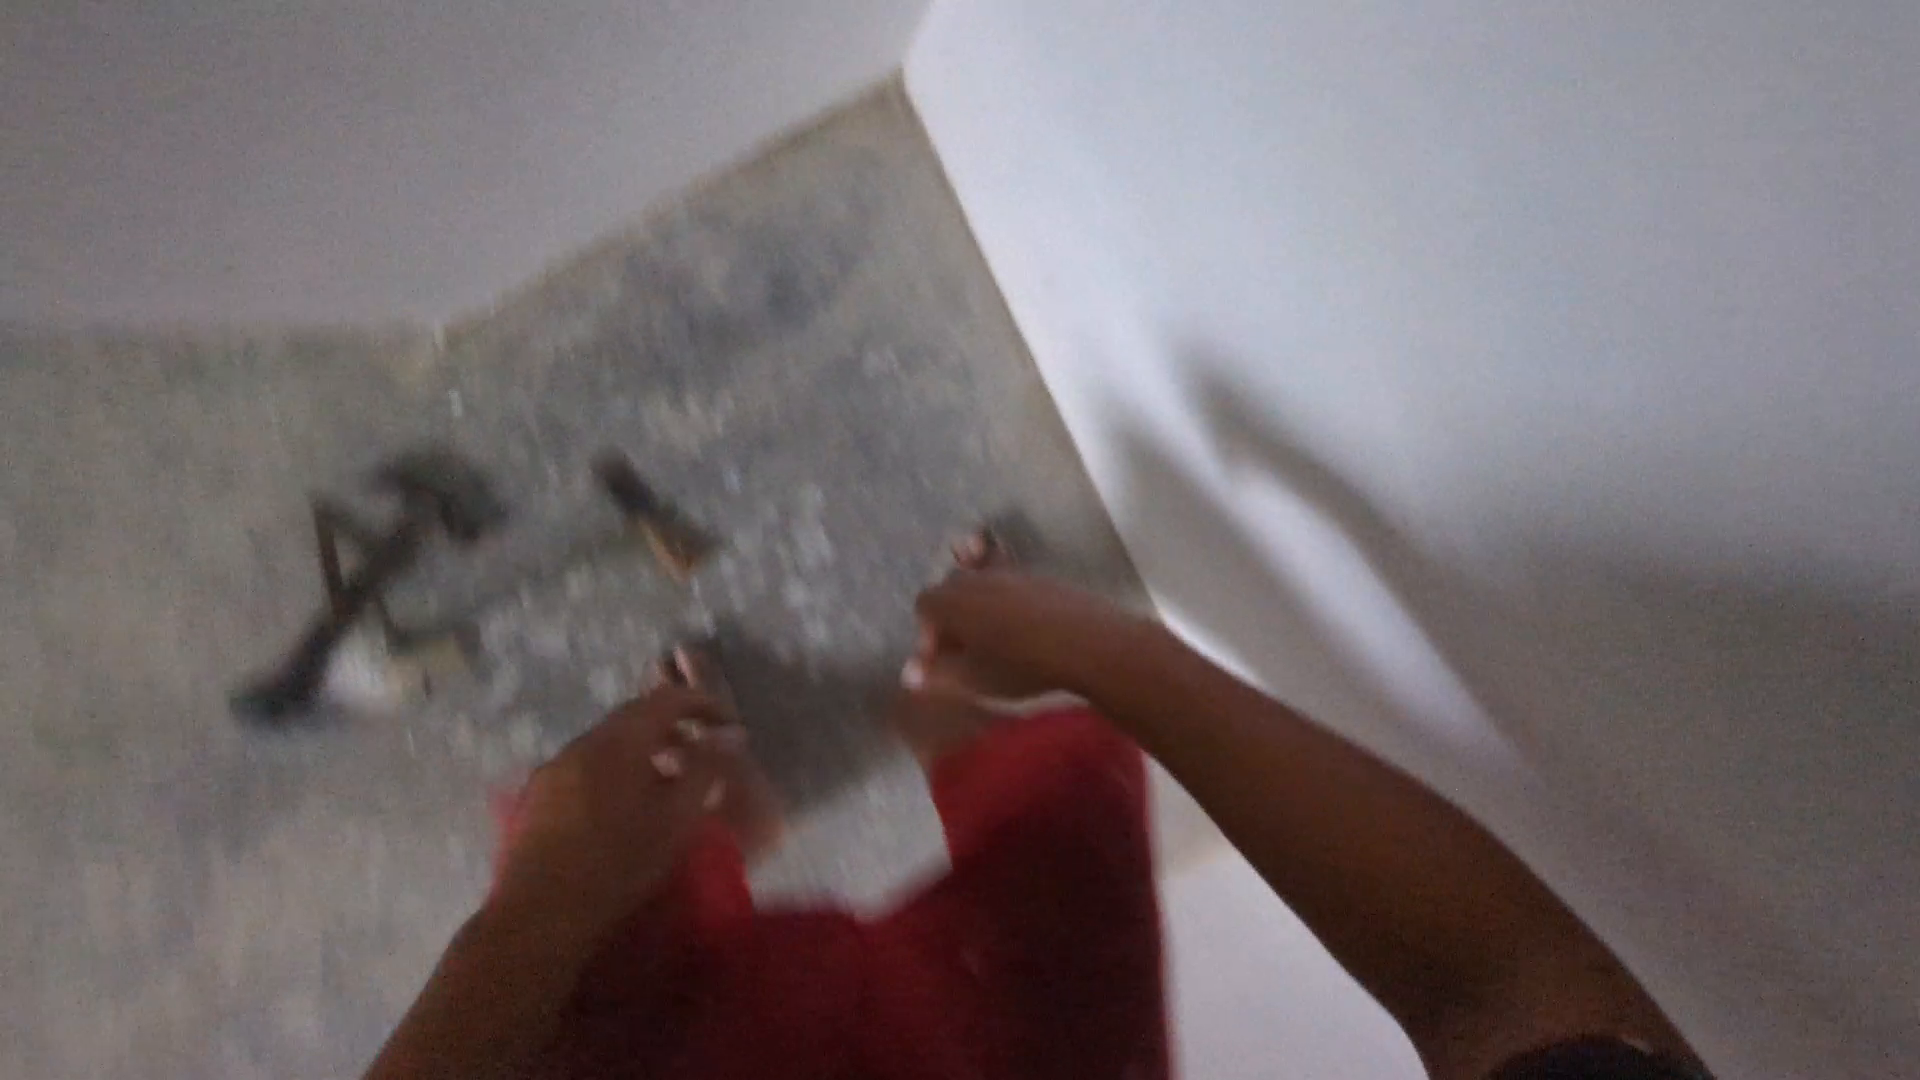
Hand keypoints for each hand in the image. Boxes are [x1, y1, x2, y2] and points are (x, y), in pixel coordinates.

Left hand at [492, 684, 746, 940]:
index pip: (668, 699)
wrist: (539, 917)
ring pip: (610, 740)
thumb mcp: (678, 817)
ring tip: (667, 781)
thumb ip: (707, 768)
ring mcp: (556, 767)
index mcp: (620, 741)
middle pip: (636, 715)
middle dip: (674, 725)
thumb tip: (732, 735)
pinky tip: (624, 804)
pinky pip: (588, 763)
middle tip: (701, 752)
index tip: (727, 726)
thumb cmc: (619, 864)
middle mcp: (584, 742)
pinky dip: (616, 767)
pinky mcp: (538, 795)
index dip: (703, 704)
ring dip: (644, 748)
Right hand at [907, 569, 1156, 702]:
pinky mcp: (1043, 578)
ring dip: (981, 605)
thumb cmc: (1019, 665)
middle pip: (951, 588)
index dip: (927, 634)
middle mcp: (978, 578)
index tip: (940, 662)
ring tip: (992, 636)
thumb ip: (936, 676)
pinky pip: (1014, 582)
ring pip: (983, 581)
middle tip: (962, 649)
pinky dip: (1009, 599)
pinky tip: (1023, 625)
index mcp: (953, 599)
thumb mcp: (972, 680)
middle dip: (951, 616)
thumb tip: (909, 675)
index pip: (924, 604)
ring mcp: (1013, 573)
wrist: (1086, 644)